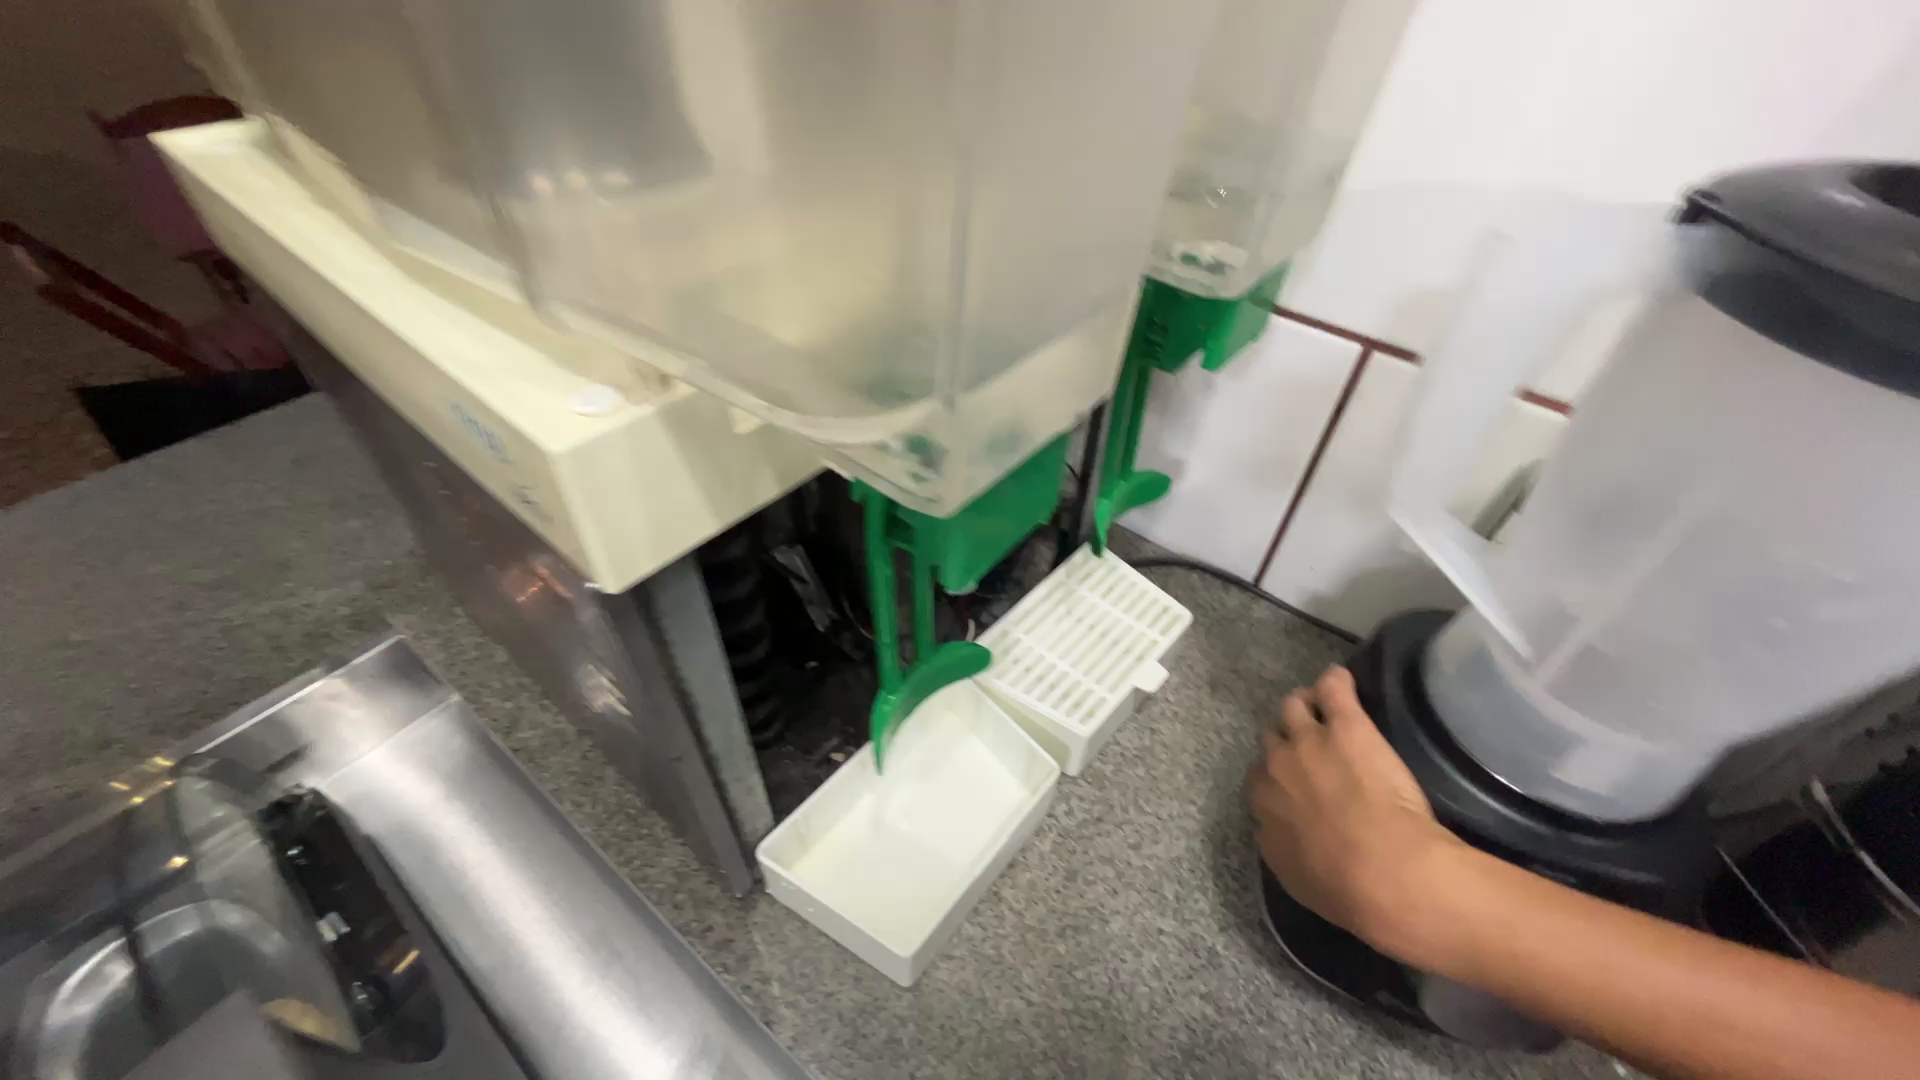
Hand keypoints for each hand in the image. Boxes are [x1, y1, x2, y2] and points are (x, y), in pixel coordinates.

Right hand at [1248, 666, 1462, 958]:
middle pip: (1273, 738)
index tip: (1295, 782)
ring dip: (1304, 705)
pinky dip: (1335, 682)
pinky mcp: (1346, 724)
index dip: (1278, 775)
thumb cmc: (1341, 886)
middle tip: (1311, 748)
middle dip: (1287, 739)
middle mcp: (1277, 764)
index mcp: (1263, 802)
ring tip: (1322, 707)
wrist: (1383, 871)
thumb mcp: (1293, 874)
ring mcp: (1309, 739)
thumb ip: (1277, 843)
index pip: (1260, 776)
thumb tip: (1271, 829)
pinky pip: (1332, 688)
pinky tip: (1342, 680)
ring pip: (1293, 706)